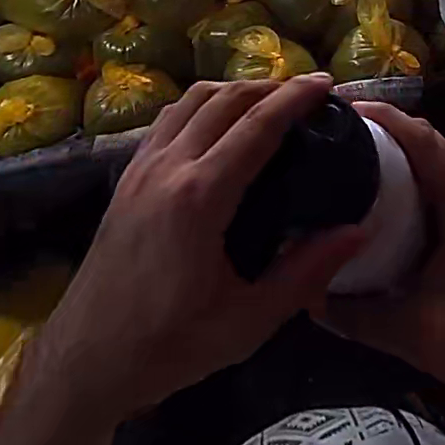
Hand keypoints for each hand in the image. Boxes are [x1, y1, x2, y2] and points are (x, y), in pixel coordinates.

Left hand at [25, 76, 365, 422]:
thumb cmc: (170, 345)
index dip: (296, 97)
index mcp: (200, 197)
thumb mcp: (249, 321)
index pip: (257, 125)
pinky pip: (169, 118)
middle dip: (271, 86)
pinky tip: (218, 122)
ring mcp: (142, 166)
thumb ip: (307, 272)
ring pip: (192, 99)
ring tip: (267, 100)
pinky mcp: (127, 175)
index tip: (326, 83)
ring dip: (234, 89)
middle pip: (225, 99)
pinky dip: (202, 104)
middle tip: (306, 90)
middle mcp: (169, 167)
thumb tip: (359, 231)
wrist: (84, 361)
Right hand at [319, 103, 444, 401]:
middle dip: (385, 124)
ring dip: (394, 142)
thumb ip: (356, 315)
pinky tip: (372, 181)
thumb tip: (305, 294)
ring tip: (349, 144)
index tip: (347, 110)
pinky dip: (404, 165)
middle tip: (338, 126)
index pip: (426, 143)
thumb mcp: (410, 333)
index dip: (388, 119)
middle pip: (427, 139)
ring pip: (431, 153)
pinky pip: (432, 174)